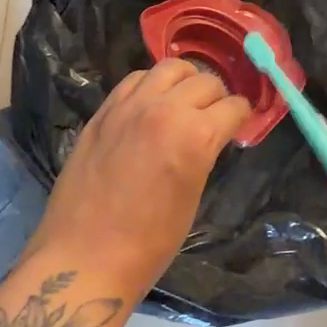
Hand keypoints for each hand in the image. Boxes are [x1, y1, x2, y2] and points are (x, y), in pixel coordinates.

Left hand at [19, 58, 251, 300]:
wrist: (84, 259)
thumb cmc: (148, 244)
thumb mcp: (192, 197)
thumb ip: (203, 154)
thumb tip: (209, 135)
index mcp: (195, 136)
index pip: (233, 107)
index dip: (241, 116)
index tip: (240, 123)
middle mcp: (166, 110)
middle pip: (206, 81)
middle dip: (218, 97)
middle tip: (215, 116)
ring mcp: (131, 106)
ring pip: (171, 68)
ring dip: (186, 81)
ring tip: (184, 99)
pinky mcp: (104, 111)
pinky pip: (135, 79)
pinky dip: (151, 84)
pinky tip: (152, 102)